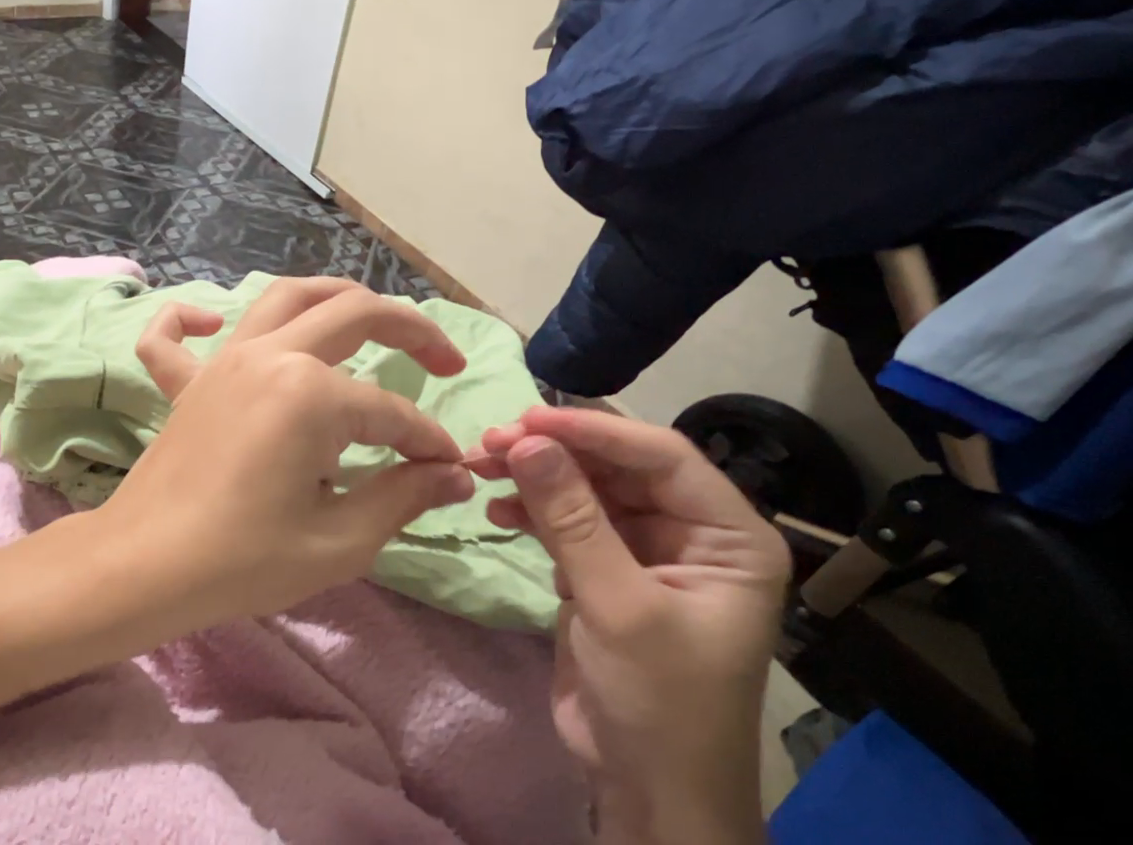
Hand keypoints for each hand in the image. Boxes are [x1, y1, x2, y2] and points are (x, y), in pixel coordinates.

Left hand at [88, 277, 476, 640]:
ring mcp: (221, 362)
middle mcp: (269, 356)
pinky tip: (211, 321)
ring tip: (370, 313)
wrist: (145, 569)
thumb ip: (402, 497)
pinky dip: (189, 318)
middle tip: (447, 362)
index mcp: (311, 393)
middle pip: (353, 314)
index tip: (449, 471)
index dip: (428, 442)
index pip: (391, 411)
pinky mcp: (185, 384)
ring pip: (283, 299)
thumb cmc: (244, 561)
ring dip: (334, 296)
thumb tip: (452, 474)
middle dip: (412, 331)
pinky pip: (174, 336)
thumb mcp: (338, 541)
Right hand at [465, 407, 788, 844]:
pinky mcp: (604, 572)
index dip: (593, 431)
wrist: (648, 787)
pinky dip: (531, 511)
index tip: (525, 420)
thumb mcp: (618, 606)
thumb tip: (524, 441)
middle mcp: (690, 532)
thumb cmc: (659, 701)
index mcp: (727, 535)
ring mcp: (644, 551)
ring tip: (479, 466)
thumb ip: (573, 519)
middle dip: (554, 451)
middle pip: (617, 467)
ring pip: (586, 489)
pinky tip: (496, 511)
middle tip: (488, 440)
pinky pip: (566, 522)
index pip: (661, 456)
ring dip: (534, 477)